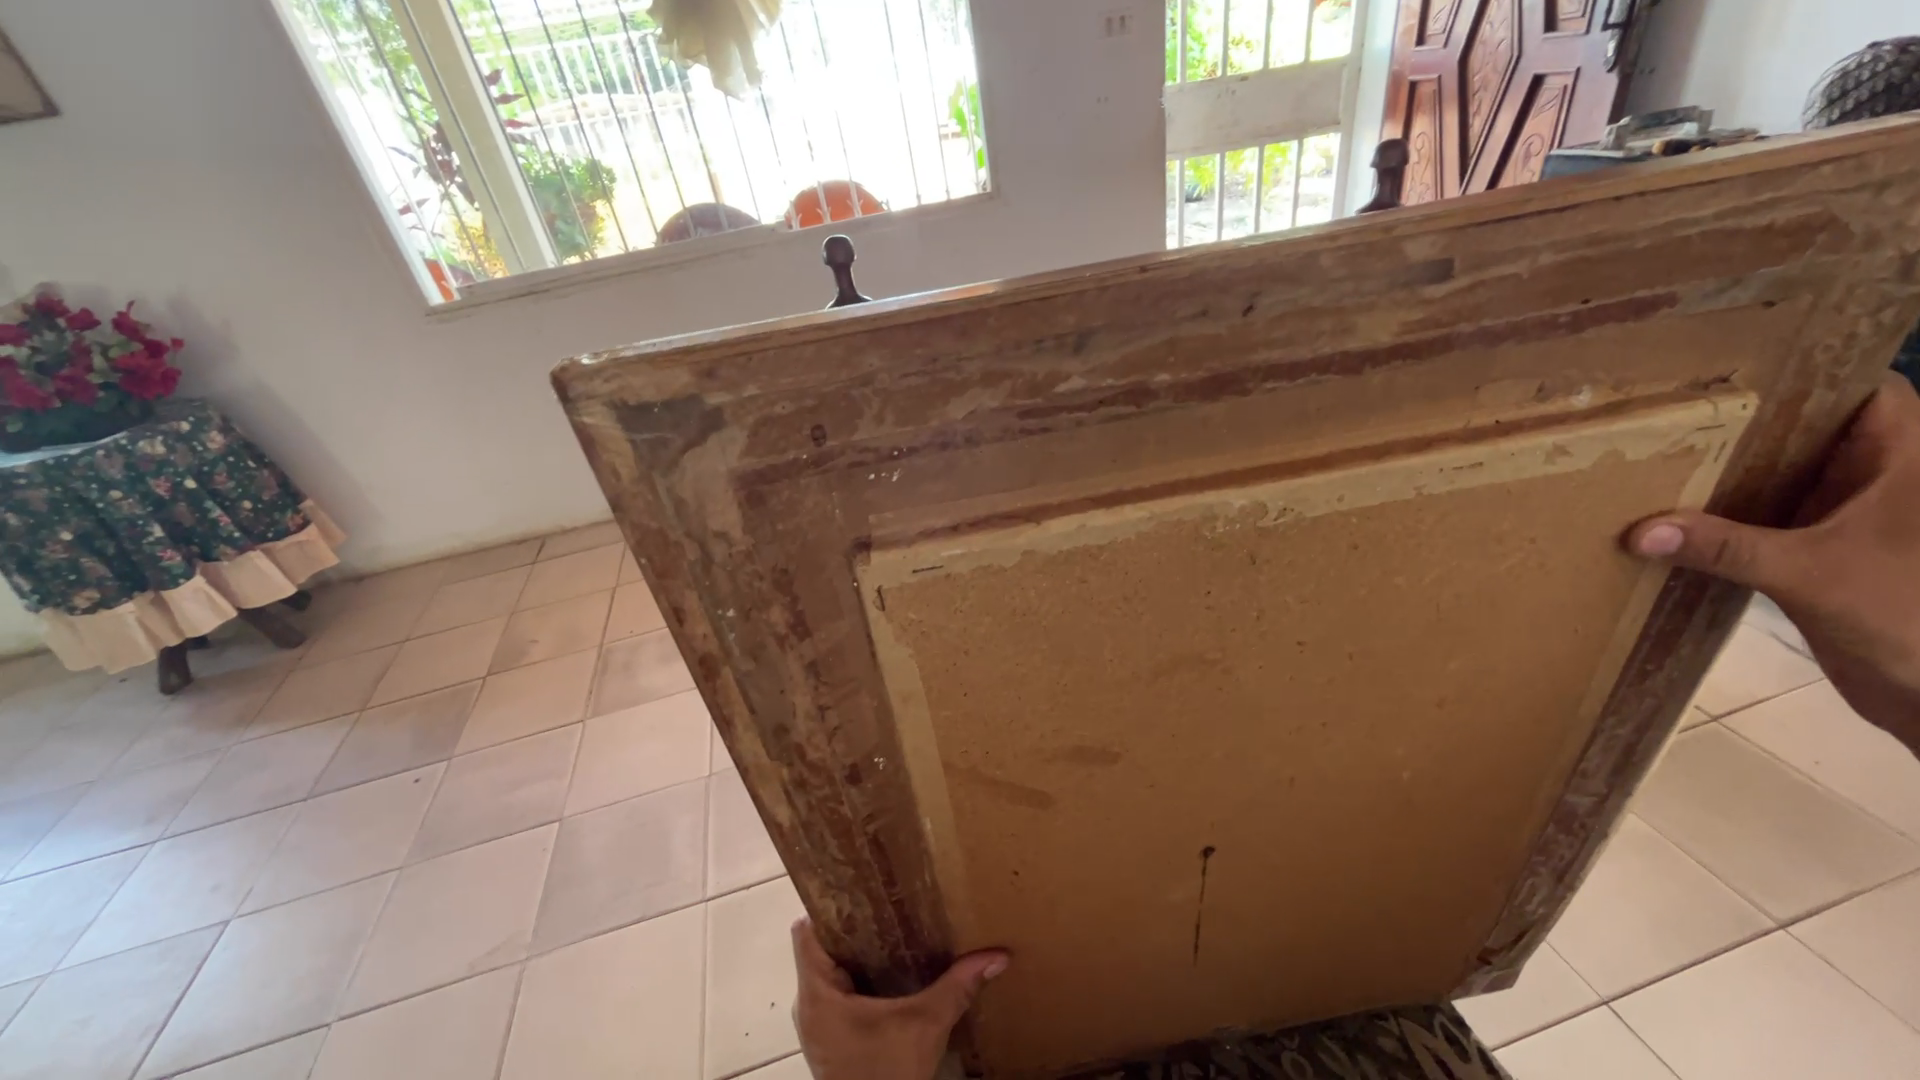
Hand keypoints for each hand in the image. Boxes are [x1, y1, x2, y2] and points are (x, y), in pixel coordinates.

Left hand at [790, 917, 1007, 1079]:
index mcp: (817, 992)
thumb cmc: (887, 1073)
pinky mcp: (829, 1039)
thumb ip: (957, 986)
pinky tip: (891, 968)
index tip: (857, 884)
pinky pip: (837, 992)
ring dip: (857, 953)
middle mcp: (808, 1003)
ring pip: (830, 971)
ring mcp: (816, 1024)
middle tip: (887, 899)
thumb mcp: (925, 1025)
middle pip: (821, 947)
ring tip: (892, 926)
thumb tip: (997, 955)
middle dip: (853, 925)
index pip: (806, 930)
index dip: (828, 904)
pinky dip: (859, 978)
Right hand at [1627, 374, 1919, 750]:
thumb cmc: (1908, 615)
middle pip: (1812, 430)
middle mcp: (1882, 480)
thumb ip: (1726, 548)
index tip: (1733, 368)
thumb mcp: (1813, 574)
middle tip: (1672, 409)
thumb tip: (1636, 531)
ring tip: (1662, 456)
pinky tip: (1680, 517)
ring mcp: (1855, 519)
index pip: (1862, 390)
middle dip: (1749, 422)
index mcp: (1906, 461)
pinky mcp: (1830, 555)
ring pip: (1789, 476)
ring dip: (1734, 472)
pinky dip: (1733, 518)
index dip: (1807, 372)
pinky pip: (1773, 521)